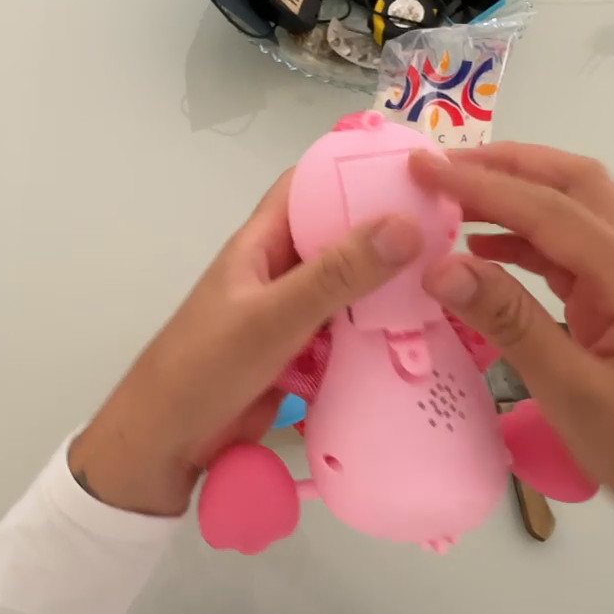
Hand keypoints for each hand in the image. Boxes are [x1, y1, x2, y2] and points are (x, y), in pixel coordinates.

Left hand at [69, 175, 422, 516]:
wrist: (167, 444)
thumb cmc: (207, 367)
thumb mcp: (274, 316)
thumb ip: (336, 275)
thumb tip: (405, 225)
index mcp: (261, 244)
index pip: (306, 186)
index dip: (350, 171)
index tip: (409, 170)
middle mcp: (278, 271)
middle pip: (335, 237)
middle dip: (382, 232)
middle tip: (447, 231)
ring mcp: (290, 315)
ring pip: (346, 288)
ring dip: (384, 286)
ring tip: (446, 280)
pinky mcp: (300, 355)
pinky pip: (345, 332)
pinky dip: (374, 331)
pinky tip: (416, 336)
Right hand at [409, 144, 613, 613]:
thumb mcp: (572, 392)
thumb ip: (509, 322)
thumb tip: (440, 268)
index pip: (552, 210)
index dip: (484, 185)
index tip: (426, 169)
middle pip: (577, 187)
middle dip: (510, 167)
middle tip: (444, 166)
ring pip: (573, 217)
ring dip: (515, 200)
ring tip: (452, 201)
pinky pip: (568, 258)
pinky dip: (523, 244)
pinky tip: (484, 252)